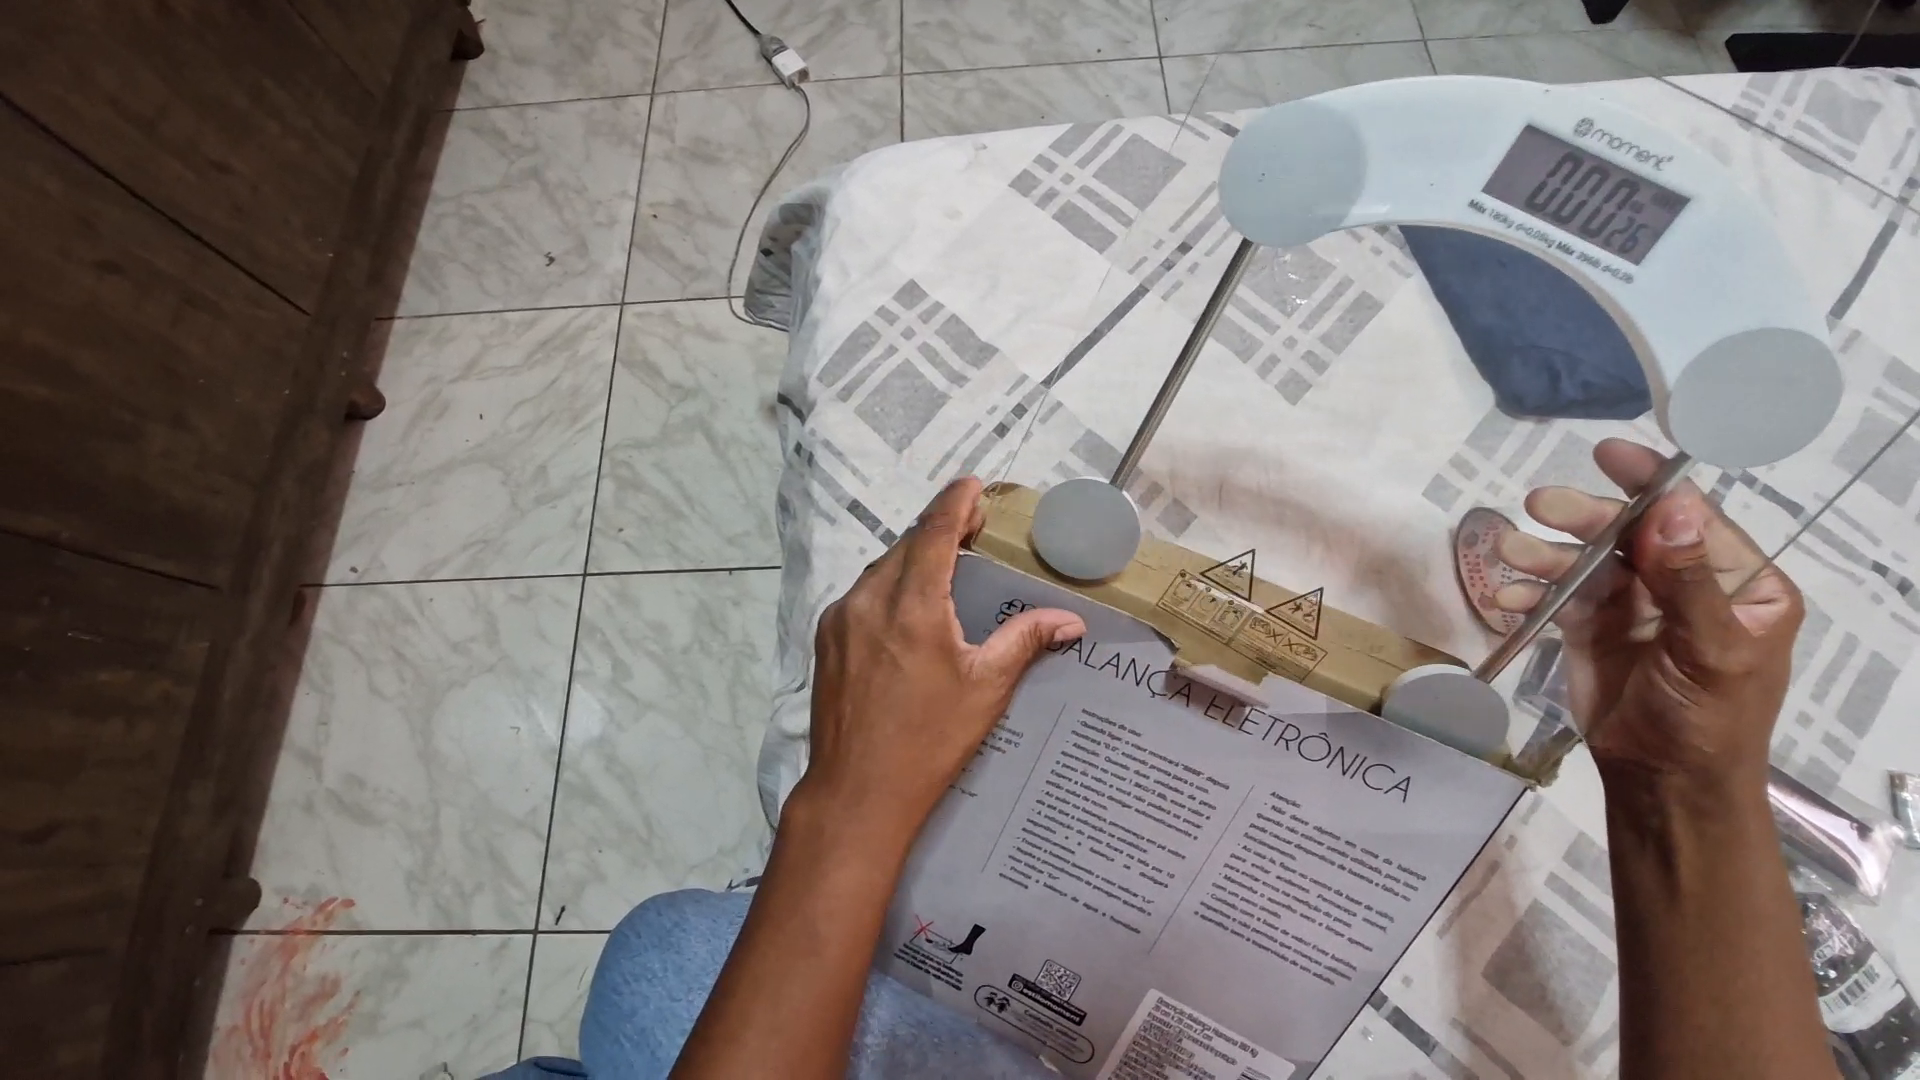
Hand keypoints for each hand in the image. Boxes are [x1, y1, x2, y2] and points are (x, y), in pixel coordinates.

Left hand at [798, 477, 1086, 840]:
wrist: (857, 791)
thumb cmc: (929, 741)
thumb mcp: (985, 689)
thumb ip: (1024, 640)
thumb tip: (1071, 621)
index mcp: (912, 606)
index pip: (934, 532)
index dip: (955, 501)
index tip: (974, 484)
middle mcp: (869, 600)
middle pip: (907, 545)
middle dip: (940, 528)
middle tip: (973, 529)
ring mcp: (841, 619)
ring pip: (882, 568)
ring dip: (914, 558)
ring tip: (946, 568)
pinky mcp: (826, 638)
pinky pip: (863, 594)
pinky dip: (890, 585)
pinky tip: (909, 607)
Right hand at [1493, 439, 1801, 792]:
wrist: (1662, 778)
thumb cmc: (1709, 719)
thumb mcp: (1711, 651)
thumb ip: (1689, 582)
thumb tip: (1672, 509)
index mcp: (1736, 584)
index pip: (1692, 520)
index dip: (1654, 484)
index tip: (1611, 454)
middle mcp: (1682, 584)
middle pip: (1628, 533)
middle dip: (1583, 517)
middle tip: (1539, 506)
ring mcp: (1631, 604)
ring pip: (1584, 560)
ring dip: (1545, 554)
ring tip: (1510, 554)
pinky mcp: (1587, 625)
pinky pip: (1555, 595)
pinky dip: (1529, 593)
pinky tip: (1509, 599)